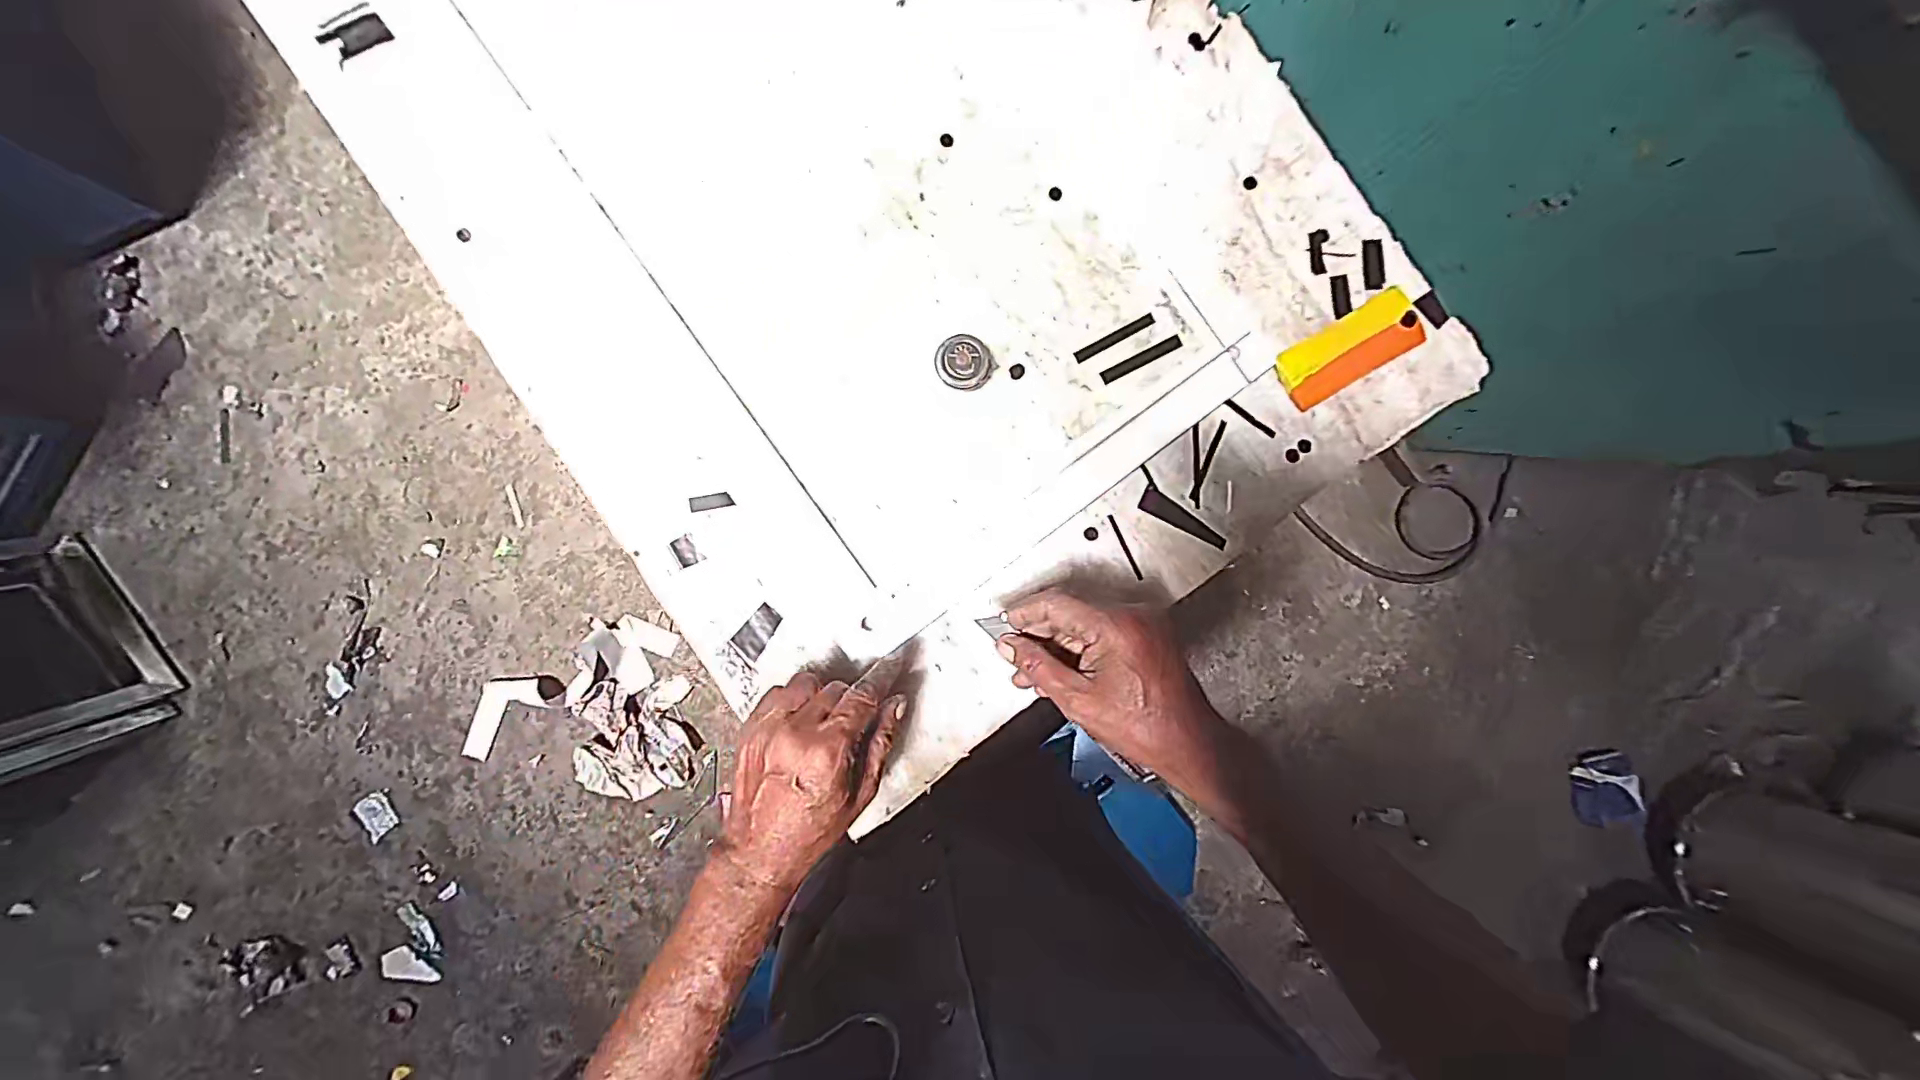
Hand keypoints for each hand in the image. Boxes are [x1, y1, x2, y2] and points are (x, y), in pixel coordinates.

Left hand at [717, 656, 906, 896]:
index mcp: (826, 750)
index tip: (892, 666)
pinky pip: (778, 692)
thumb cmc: (808, 831)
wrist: (760, 852)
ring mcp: (769, 728)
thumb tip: (893, 708)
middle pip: (836, 687)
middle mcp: (795, 733)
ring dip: (821, 695)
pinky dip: (793, 699)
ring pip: (807, 683)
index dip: (882, 677)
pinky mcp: (751, 728)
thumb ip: (881, 742)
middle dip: (852, 699)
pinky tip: (799, 719)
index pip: (862, 696)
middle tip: (855, 720)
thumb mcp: (860, 793)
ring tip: (825, 720)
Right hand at [996, 589, 1224, 786]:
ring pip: (1083, 621)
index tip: (1006, 622)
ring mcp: (1142, 622)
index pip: (1057, 604)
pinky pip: (1102, 629)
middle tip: (1014, 652)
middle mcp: (1133, 616)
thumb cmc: (1147, 729)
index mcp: (1116, 627)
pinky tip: (1061, 667)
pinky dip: (1078, 646)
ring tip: (1034, 669)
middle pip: (1069, 610)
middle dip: (1037, 633)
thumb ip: (1038, 667)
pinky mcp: (1146, 632)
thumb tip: (1013, 647)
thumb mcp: (1077, 700)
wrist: (1187, 744)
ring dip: (1056, 643)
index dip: (1025, 614)